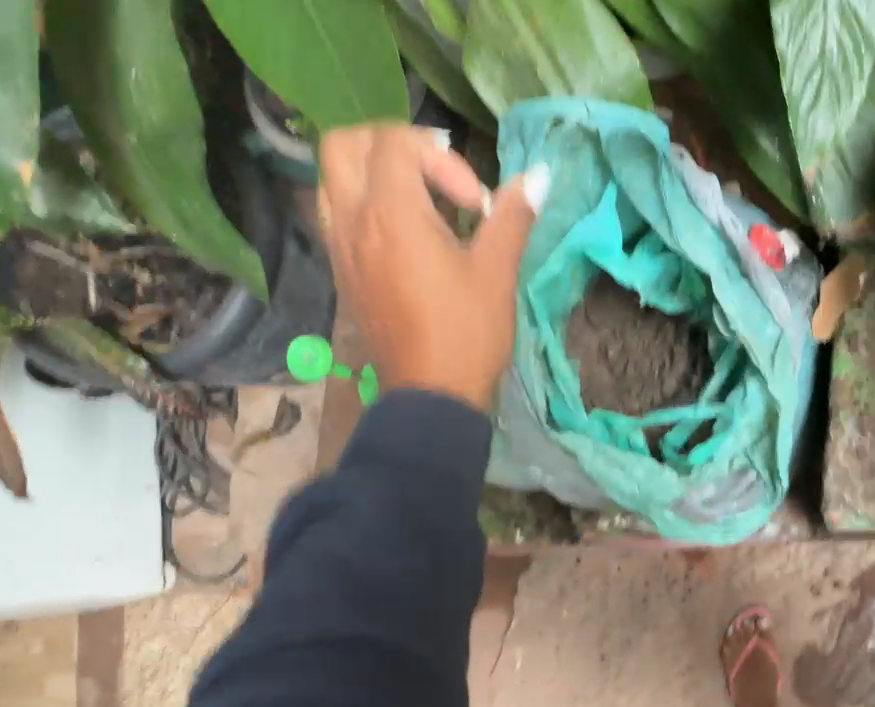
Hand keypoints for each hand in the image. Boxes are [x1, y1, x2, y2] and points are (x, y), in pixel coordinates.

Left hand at [317, 125, 548, 409]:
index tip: (477, 204)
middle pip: (348, 145)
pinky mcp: (342, 270)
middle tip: (438, 175)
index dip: (443, 159)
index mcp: (391, 212)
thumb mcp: (497, 272)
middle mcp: (352, 219)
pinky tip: (406, 235)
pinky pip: (338, 212)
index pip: (397, 144)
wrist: (431, 393)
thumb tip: (539, 177)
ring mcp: (340, 245)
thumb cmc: (468, 333)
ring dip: (375, 174)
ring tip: (421, 203)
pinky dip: (366, 204)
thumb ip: (512, 217)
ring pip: (334, 177)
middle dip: (394, 146)